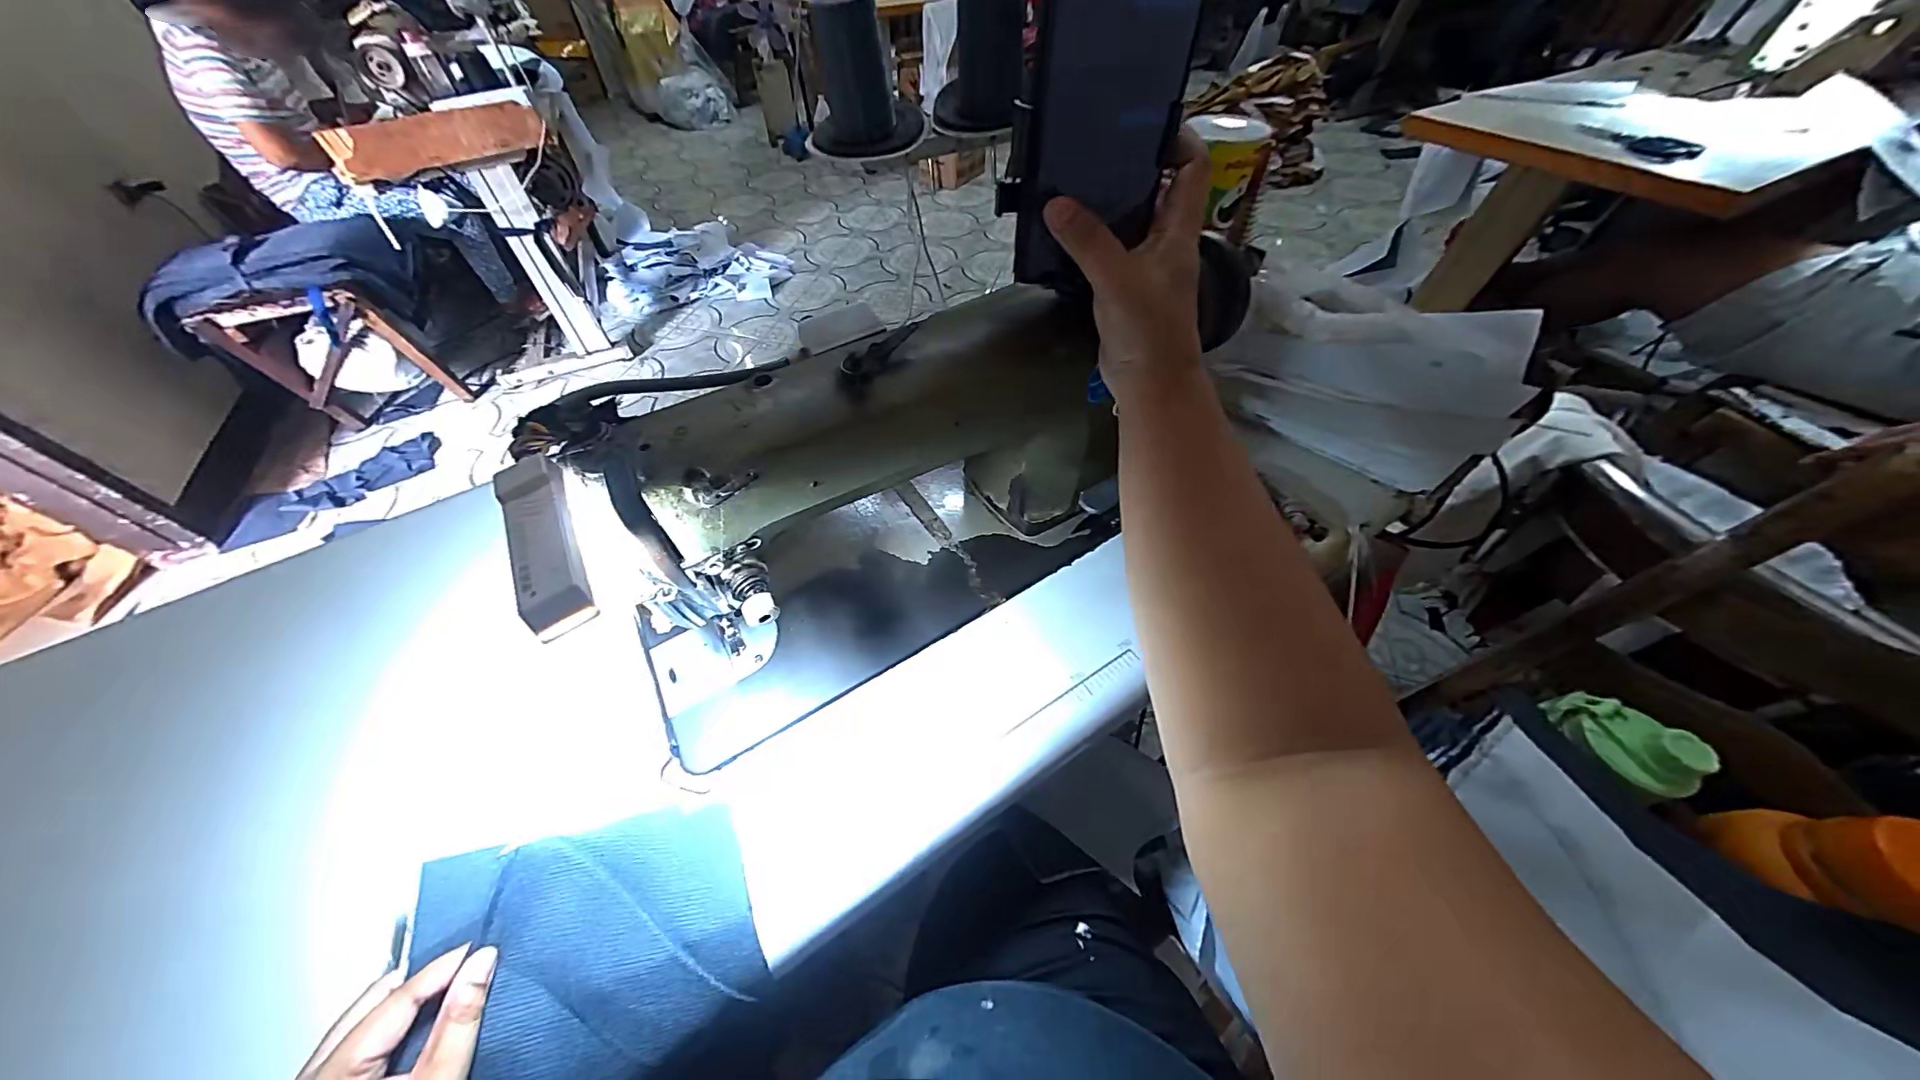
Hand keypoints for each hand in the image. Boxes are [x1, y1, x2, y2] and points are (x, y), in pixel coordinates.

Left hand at [296, 944, 497, 1079]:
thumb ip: (459, 1022)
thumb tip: (482, 963)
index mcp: (334, 1069)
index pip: (398, 995)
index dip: (446, 965)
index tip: (482, 946)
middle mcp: (313, 1072)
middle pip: (374, 999)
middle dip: (424, 976)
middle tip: (468, 962)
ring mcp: (315, 1079)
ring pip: (363, 1017)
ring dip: (409, 996)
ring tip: (450, 983)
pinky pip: (356, 1038)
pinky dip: (395, 1018)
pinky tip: (422, 1015)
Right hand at [1043, 131, 1211, 404]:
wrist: (1149, 384)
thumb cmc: (1148, 330)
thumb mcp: (1118, 279)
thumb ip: (1088, 241)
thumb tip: (1055, 203)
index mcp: (1180, 231)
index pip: (1192, 169)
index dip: (1177, 140)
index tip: (1142, 125)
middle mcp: (1166, 242)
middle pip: (1157, 189)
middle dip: (1131, 166)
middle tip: (1094, 148)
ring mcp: (1145, 266)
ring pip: (1130, 221)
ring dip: (1107, 202)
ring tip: (1073, 180)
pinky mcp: (1124, 288)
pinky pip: (1109, 250)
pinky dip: (1091, 237)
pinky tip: (1065, 229)